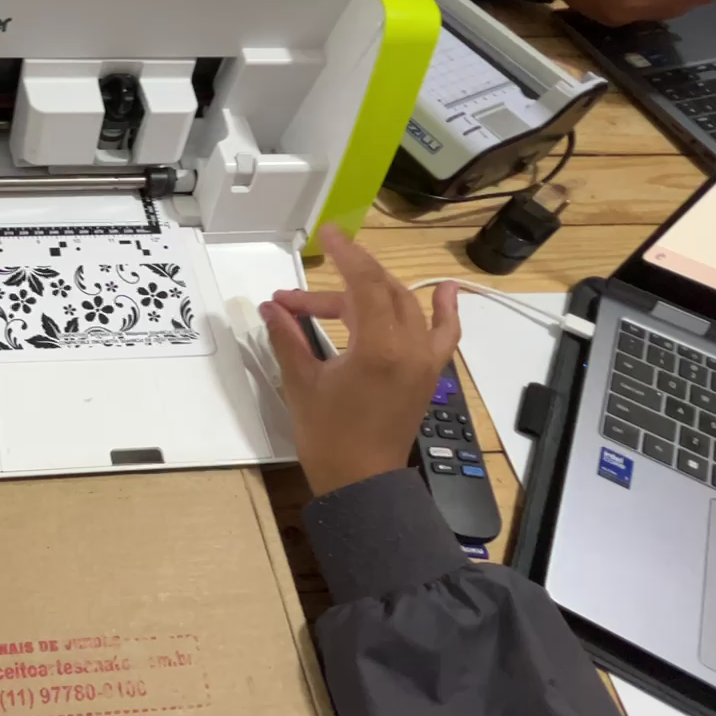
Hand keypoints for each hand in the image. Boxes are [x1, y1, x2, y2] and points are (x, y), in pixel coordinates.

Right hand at [259, 225, 460, 497]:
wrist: (359, 480)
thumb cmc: (327, 436)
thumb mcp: (300, 382)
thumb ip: (288, 338)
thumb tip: (271, 308)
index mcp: (377, 348)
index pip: (364, 284)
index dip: (345, 255)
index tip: (327, 234)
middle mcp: (409, 347)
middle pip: (379, 294)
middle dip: (338, 283)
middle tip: (295, 295)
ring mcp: (424, 360)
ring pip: (404, 306)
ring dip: (370, 292)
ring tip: (335, 292)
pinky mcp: (427, 373)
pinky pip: (442, 333)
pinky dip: (443, 309)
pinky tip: (442, 289)